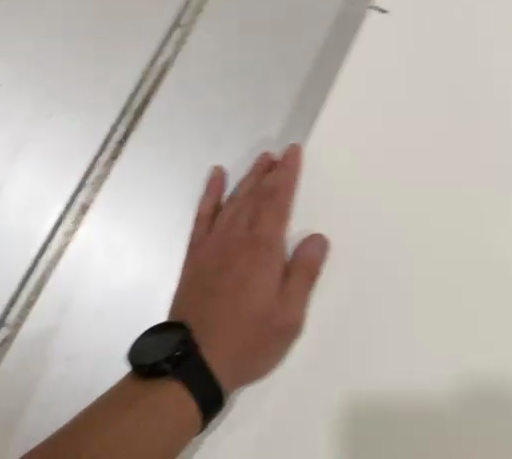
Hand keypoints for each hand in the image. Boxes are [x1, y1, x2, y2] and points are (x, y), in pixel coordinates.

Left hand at [169, 144, 330, 392]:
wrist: (194, 359)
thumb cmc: (249, 341)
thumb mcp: (288, 317)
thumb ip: (303, 274)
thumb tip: (317, 237)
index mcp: (263, 249)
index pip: (277, 201)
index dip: (287, 175)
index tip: (293, 153)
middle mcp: (237, 237)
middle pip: (256, 195)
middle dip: (270, 172)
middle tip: (281, 152)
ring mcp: (213, 242)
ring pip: (234, 199)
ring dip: (248, 177)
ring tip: (261, 160)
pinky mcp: (196, 253)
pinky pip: (204, 213)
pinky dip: (211, 192)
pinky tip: (216, 176)